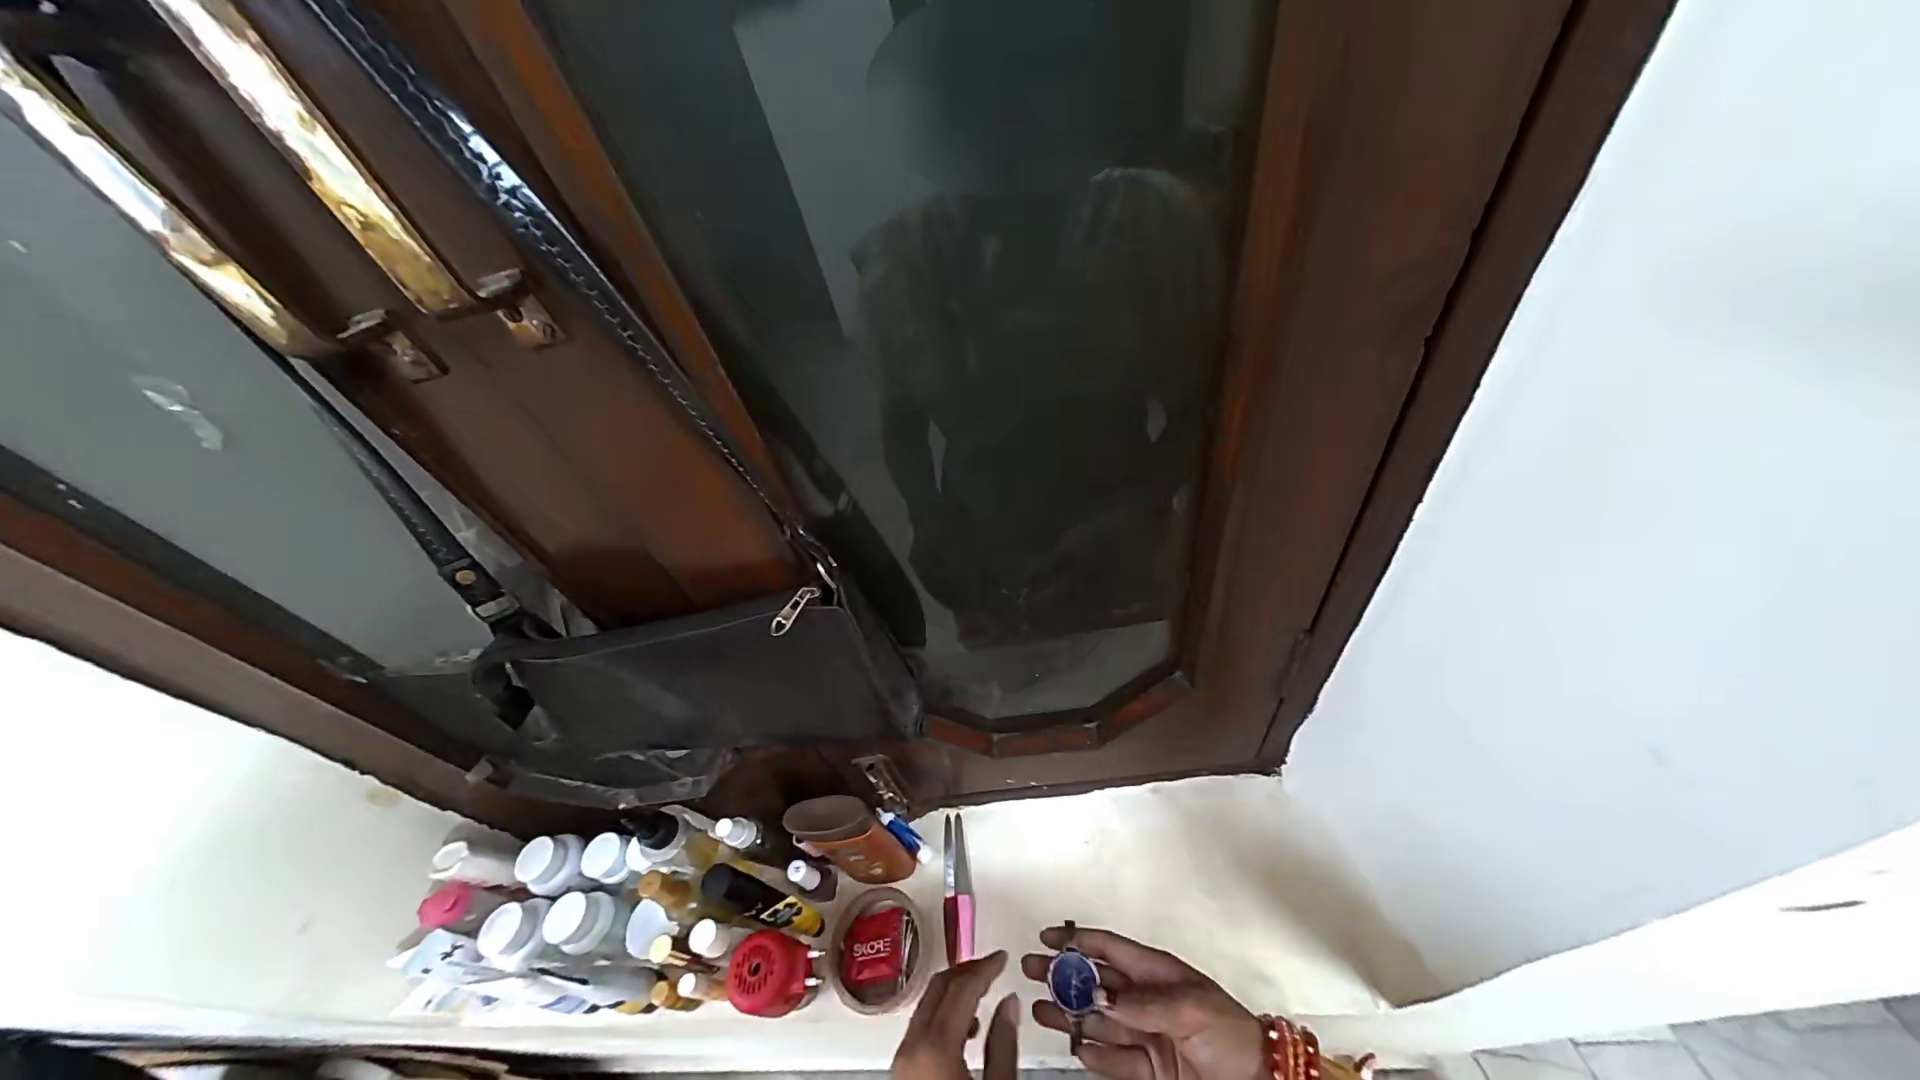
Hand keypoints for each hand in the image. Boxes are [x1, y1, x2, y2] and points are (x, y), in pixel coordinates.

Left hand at [892, 950, 1019, 1079]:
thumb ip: (1004, 1045)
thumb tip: (1010, 1003)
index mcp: (935, 1046)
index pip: (962, 988)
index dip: (985, 967)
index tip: (1001, 957)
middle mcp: (911, 1047)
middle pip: (938, 988)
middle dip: (967, 971)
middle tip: (991, 966)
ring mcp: (900, 1060)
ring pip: (926, 1005)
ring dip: (953, 991)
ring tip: (980, 990)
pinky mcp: (899, 1073)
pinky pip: (919, 1027)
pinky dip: (941, 1014)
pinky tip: (963, 1025)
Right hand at [1023, 926, 1264, 1079]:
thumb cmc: (1231, 1034)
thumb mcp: (1192, 1009)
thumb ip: (1145, 1002)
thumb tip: (1101, 995)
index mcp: (1156, 972)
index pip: (1109, 948)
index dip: (1078, 940)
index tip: (1048, 936)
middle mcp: (1144, 999)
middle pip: (1095, 982)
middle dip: (1062, 975)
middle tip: (1031, 970)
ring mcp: (1144, 1033)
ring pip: (1096, 1020)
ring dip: (1068, 1014)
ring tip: (1040, 1010)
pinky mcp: (1148, 1068)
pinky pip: (1112, 1059)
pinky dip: (1092, 1053)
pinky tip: (1075, 1046)